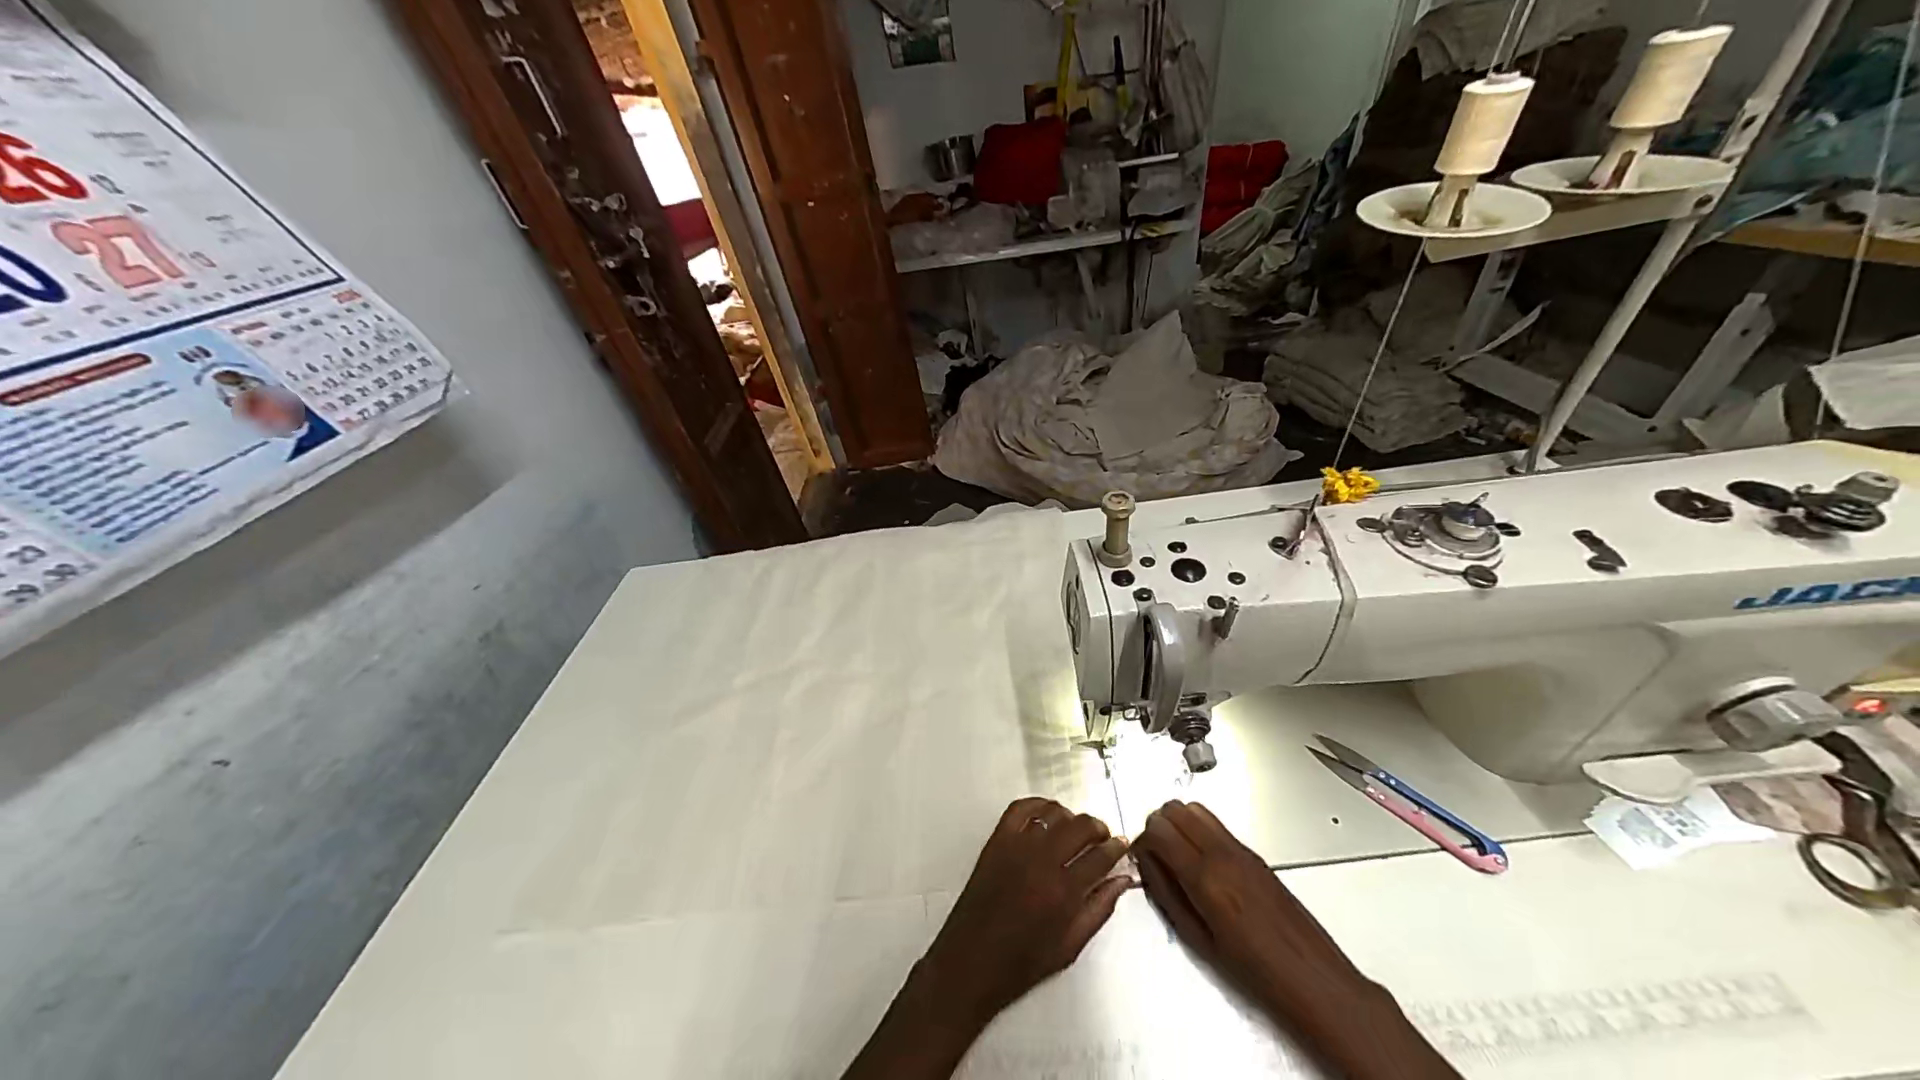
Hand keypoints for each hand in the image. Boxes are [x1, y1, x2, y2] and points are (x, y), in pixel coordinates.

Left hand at [842, 797, 1130, 1079]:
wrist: (972, 961)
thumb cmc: (1021, 962)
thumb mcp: (1071, 946)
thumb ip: (1099, 908)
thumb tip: (1122, 881)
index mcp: (1064, 892)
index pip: (1101, 856)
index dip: (1117, 848)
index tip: (1122, 846)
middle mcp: (1042, 862)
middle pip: (1080, 827)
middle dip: (1098, 829)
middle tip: (1103, 837)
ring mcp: (1016, 848)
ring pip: (1053, 813)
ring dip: (1071, 817)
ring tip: (1076, 828)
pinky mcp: (996, 842)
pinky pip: (1020, 809)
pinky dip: (1037, 805)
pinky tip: (1047, 814)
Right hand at [1132, 800, 1457, 1078]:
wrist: (1315, 980)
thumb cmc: (1258, 973)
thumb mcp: (1198, 940)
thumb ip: (1166, 894)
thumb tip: (1145, 865)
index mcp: (1205, 877)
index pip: (1158, 829)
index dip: (1141, 840)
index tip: (1139, 857)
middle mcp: (1224, 854)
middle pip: (1174, 809)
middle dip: (1157, 826)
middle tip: (1154, 854)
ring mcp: (1242, 850)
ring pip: (1196, 809)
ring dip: (1177, 824)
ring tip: (1176, 856)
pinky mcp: (1256, 854)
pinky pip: (1216, 824)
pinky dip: (1198, 830)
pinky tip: (1200, 863)